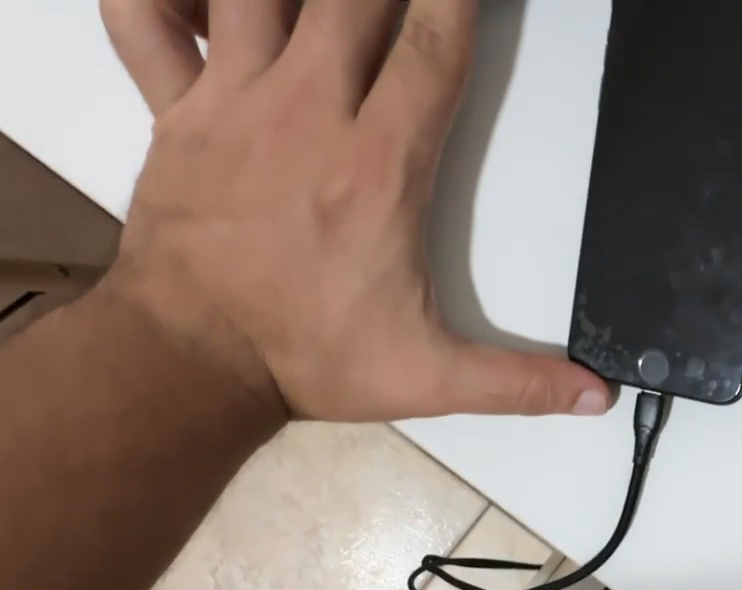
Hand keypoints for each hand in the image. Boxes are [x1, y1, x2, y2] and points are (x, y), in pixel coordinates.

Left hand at [98, 0, 614, 421]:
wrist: (194, 361)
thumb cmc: (310, 360)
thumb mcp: (431, 380)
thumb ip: (518, 383)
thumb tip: (596, 397)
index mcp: (380, 169)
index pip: (433, 49)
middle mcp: (309, 114)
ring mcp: (235, 102)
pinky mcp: (177, 112)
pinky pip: (145, 13)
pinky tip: (207, 1)